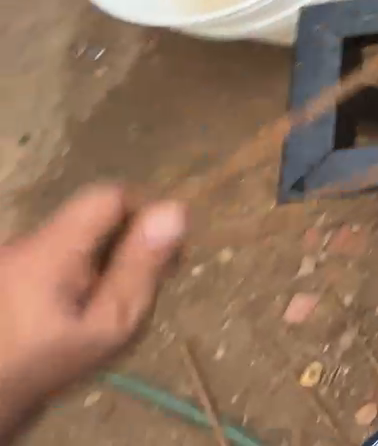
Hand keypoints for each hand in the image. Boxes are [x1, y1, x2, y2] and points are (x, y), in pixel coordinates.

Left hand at [0, 186, 185, 438]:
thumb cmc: (45, 368)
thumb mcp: (111, 323)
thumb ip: (141, 265)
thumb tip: (174, 210)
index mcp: (46, 253)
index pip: (108, 196)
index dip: (143, 211)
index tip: (158, 249)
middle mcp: (14, 248)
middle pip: (87, 222)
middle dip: (119, 245)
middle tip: (133, 288)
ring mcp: (0, 264)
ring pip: (65, 243)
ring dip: (91, 263)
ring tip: (95, 307)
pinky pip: (41, 260)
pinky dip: (62, 276)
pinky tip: (63, 312)